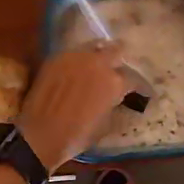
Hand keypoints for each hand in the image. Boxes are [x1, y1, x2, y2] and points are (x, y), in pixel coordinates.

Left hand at [18, 43, 130, 170]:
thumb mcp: (105, 125)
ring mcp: (75, 57)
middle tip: (120, 69)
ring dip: (99, 54)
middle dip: (120, 59)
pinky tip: (78, 69)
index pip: (134, 79)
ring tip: (99, 64)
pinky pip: (73, 53)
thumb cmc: (76, 136)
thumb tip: (119, 99)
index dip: (140, 87)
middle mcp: (98, 63)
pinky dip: (80, 59)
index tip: (143, 92)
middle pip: (116, 50)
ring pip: (94, 47)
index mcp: (115, 82)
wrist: (40, 135)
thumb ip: (115, 105)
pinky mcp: (56, 58)